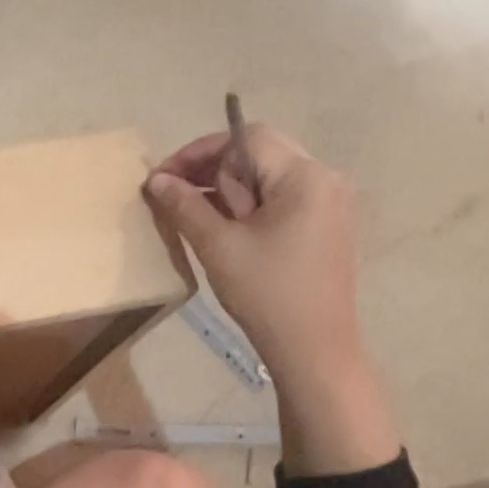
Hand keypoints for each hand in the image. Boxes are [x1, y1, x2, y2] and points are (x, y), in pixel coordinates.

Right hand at [146, 124, 399, 475]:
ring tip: (197, 217)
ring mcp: (331, 204)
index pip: (247, 138)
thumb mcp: (218, 246)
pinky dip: (249, 205)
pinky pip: (282, 199)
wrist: (314, 350)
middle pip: (260, 153)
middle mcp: (326, 180)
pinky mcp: (328, 227)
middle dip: (212, 169)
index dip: (200, 151)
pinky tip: (225, 230)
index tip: (166, 177)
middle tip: (176, 196)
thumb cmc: (266, 293)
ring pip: (269, 176)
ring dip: (228, 189)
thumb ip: (185, 206)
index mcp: (305, 177)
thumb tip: (156, 180)